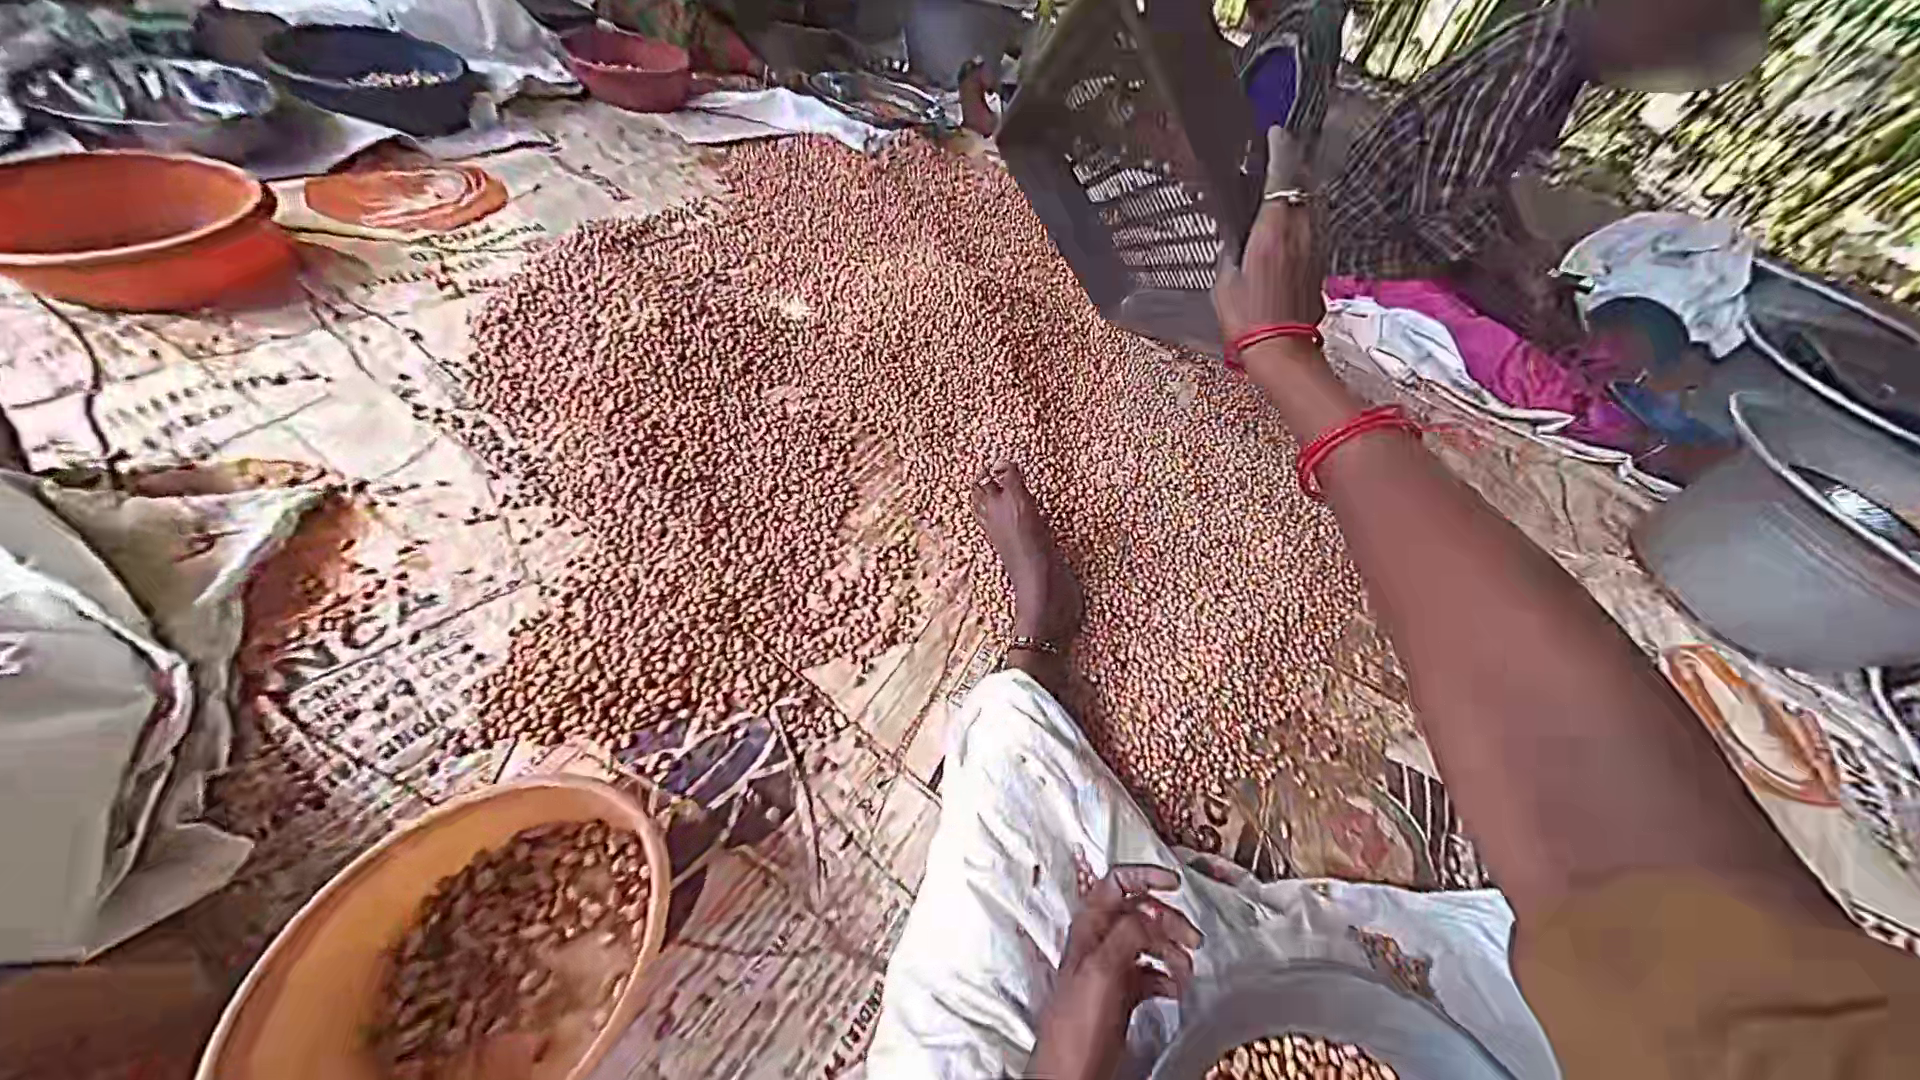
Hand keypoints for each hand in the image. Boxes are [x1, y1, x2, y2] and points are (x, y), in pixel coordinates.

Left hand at [1026, 865, 1202, 1079]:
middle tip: (1193, 939)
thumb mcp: (1103, 970)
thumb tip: (1153, 914)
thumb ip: (1126, 935)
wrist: (1070, 1074)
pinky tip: (1176, 990)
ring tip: (1187, 970)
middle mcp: (1099, 939)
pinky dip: (1166, 977)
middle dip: (1168, 920)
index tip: (1175, 882)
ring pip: (1146, 942)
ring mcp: (1110, 966)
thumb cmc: (1078, 1023)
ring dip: (1171, 950)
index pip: (1116, 882)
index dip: (1144, 876)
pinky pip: (1148, 973)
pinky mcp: (1120, 993)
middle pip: (1138, 911)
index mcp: (1090, 925)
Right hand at [1213, 125, 1328, 342]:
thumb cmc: (1247, 318)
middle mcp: (1302, 229)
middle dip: (1290, 169)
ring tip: (1277, 194)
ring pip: (1310, 205)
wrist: (1281, 348)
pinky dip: (1300, 218)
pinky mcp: (1320, 261)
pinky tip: (1285, 227)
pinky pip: (1312, 227)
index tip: (1274, 134)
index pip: (1282, 174)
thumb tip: (1237, 233)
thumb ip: (1233, 249)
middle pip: (1302, 184)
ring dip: (1296, 194)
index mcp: (1274, 229)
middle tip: (1273, 163)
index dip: (1279, 148)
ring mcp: (1316, 244)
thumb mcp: (1225, 282)